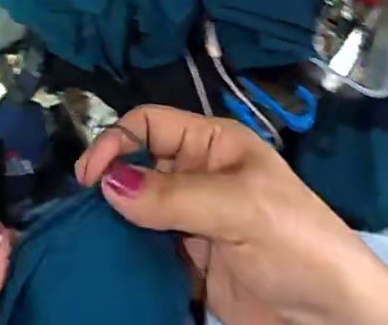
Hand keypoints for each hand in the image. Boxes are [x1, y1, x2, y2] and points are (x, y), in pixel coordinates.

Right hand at [75, 106, 387, 324]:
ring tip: (91, 235)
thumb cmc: (302, 249)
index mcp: (211, 145)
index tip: (92, 176)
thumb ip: (171, 196)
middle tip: (85, 209)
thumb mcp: (240, 210)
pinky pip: (150, 247)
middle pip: (137, 163)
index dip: (116, 141)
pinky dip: (130, 252)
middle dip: (111, 182)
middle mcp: (197, 175)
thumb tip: (106, 185)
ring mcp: (194, 220)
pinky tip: (115, 261)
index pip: (148, 124)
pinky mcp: (194, 263)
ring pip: (138, 206)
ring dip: (116, 219)